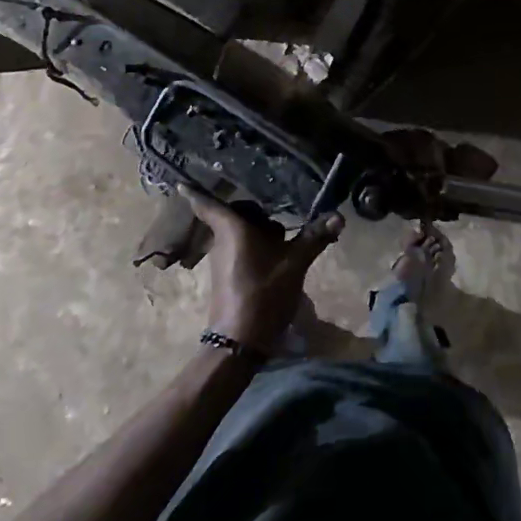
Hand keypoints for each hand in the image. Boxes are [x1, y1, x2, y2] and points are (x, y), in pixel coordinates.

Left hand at [182, 190, 342, 352]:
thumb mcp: (295, 263)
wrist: (241, 339)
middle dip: (253, 213)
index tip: (181, 180)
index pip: (209, 205)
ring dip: (259, 232)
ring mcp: (223, 261)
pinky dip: (257, 247)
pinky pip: (241, 250)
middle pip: (234, 217)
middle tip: (277, 210)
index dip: (195, 191)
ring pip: (239, 234)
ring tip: (286, 236)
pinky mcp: (228, 277)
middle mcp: (223, 241)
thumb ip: (315, 237)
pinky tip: (279, 257)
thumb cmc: (264, 292)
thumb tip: (338, 216)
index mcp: (233, 230)